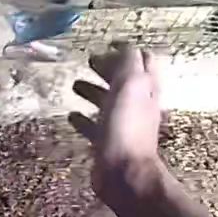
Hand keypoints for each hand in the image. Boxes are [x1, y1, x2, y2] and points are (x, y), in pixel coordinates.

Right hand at [70, 41, 164, 205]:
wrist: (123, 173)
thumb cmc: (127, 128)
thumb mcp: (130, 85)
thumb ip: (127, 63)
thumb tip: (123, 45)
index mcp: (145, 88)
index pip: (142, 61)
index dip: (126, 51)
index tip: (107, 43)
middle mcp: (137, 105)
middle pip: (123, 81)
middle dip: (107, 69)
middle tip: (88, 60)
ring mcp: (122, 125)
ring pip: (107, 102)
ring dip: (92, 91)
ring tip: (74, 84)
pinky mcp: (107, 143)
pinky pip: (94, 127)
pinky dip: (83, 119)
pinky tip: (71, 116)